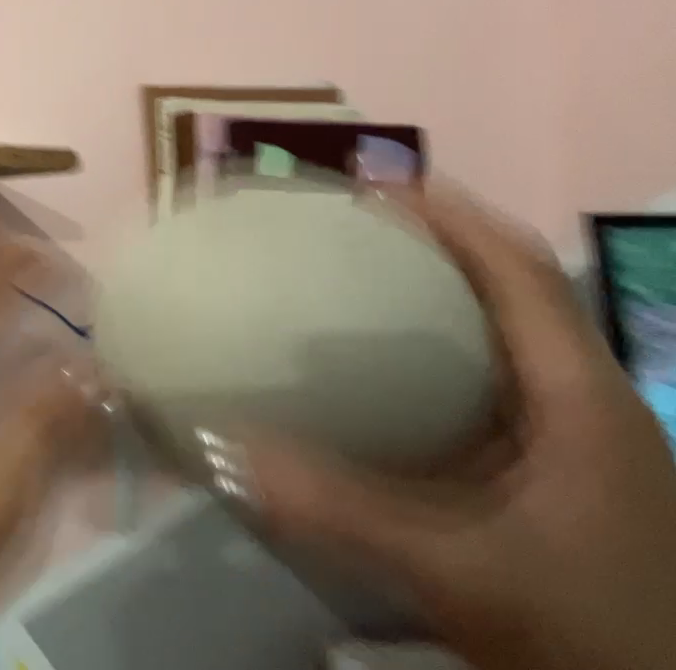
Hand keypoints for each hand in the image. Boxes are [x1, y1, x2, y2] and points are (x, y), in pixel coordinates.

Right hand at [237, 185, 675, 669]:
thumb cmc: (585, 629)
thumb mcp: (459, 571)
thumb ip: (339, 508)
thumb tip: (221, 446)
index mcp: (582, 403)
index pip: (523, 275)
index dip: (453, 218)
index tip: (371, 181)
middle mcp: (581, 402)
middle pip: (512, 289)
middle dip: (433, 240)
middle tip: (342, 218)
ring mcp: (568, 435)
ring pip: (498, 332)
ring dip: (428, 290)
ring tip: (344, 268)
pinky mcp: (544, 465)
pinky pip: (477, 376)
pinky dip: (422, 347)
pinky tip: (364, 362)